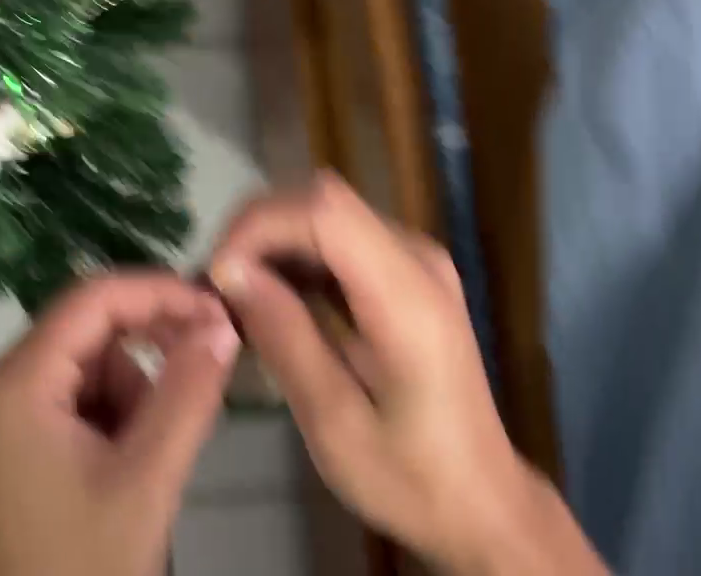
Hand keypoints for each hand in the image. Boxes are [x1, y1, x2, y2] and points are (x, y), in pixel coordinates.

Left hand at [0, 274, 240, 575]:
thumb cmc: (83, 567)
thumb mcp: (144, 482)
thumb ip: (187, 396)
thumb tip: (223, 324)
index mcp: (16, 382)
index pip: (90, 300)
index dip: (157, 292)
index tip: (216, 307)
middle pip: (86, 328)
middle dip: (149, 342)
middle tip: (210, 358)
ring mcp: (2, 410)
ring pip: (85, 361)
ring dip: (133, 388)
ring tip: (152, 452)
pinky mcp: (14, 437)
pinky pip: (73, 394)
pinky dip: (113, 411)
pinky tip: (130, 459)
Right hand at [208, 174, 605, 575]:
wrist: (482, 500)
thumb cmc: (409, 476)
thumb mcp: (334, 422)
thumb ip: (284, 337)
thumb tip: (228, 270)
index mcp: (409, 298)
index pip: (324, 212)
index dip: (260, 226)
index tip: (219, 276)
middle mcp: (418, 259)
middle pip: (321, 201)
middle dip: (256, 231)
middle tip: (217, 287)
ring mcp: (414, 259)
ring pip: (322, 211)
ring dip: (270, 241)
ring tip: (235, 294)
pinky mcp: (403, 269)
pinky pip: (334, 235)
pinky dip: (292, 255)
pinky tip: (270, 298)